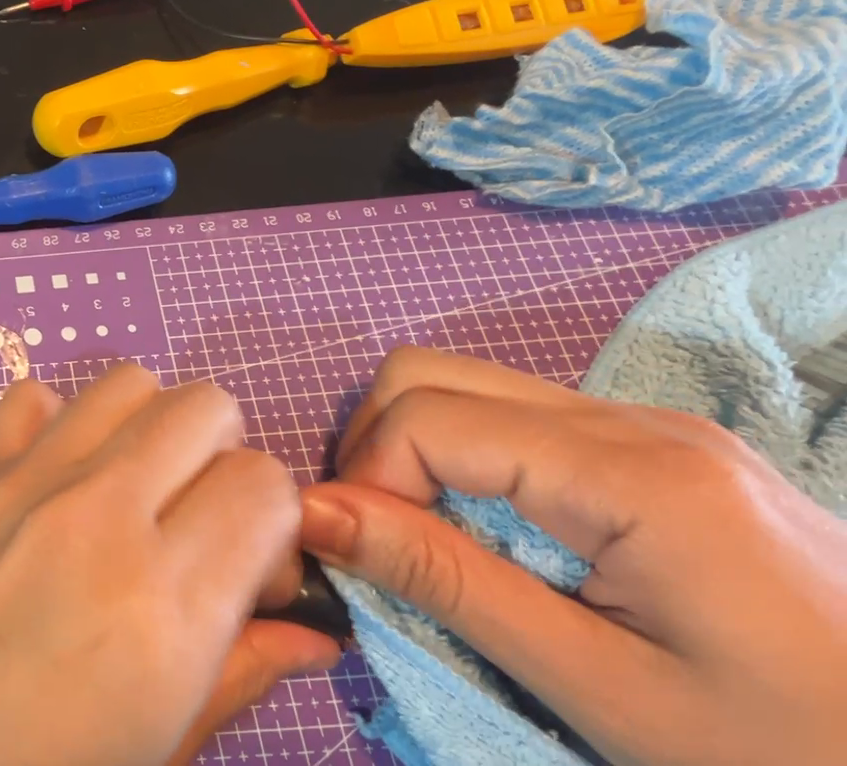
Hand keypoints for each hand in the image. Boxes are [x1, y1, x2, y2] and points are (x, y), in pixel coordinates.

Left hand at [0, 365, 340, 765]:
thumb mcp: (157, 744)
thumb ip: (242, 673)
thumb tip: (312, 629)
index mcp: (166, 603)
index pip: (266, 486)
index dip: (274, 522)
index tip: (248, 566)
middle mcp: (102, 516)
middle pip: (205, 407)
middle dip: (221, 456)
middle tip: (192, 519)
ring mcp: (26, 478)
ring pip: (127, 382)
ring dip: (147, 425)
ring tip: (129, 489)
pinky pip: (32, 394)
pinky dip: (58, 420)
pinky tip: (51, 477)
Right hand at [301, 347, 846, 764]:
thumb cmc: (790, 750)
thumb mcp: (603, 688)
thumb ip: (446, 582)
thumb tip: (312, 512)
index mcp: (633, 469)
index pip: (427, 415)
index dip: (365, 479)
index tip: (363, 560)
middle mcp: (635, 418)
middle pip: (431, 374)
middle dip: (374, 450)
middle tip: (384, 543)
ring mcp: (653, 427)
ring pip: (467, 387)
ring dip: (415, 456)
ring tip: (432, 545)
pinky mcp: (661, 452)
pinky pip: (518, 420)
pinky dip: (466, 463)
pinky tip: (494, 538)